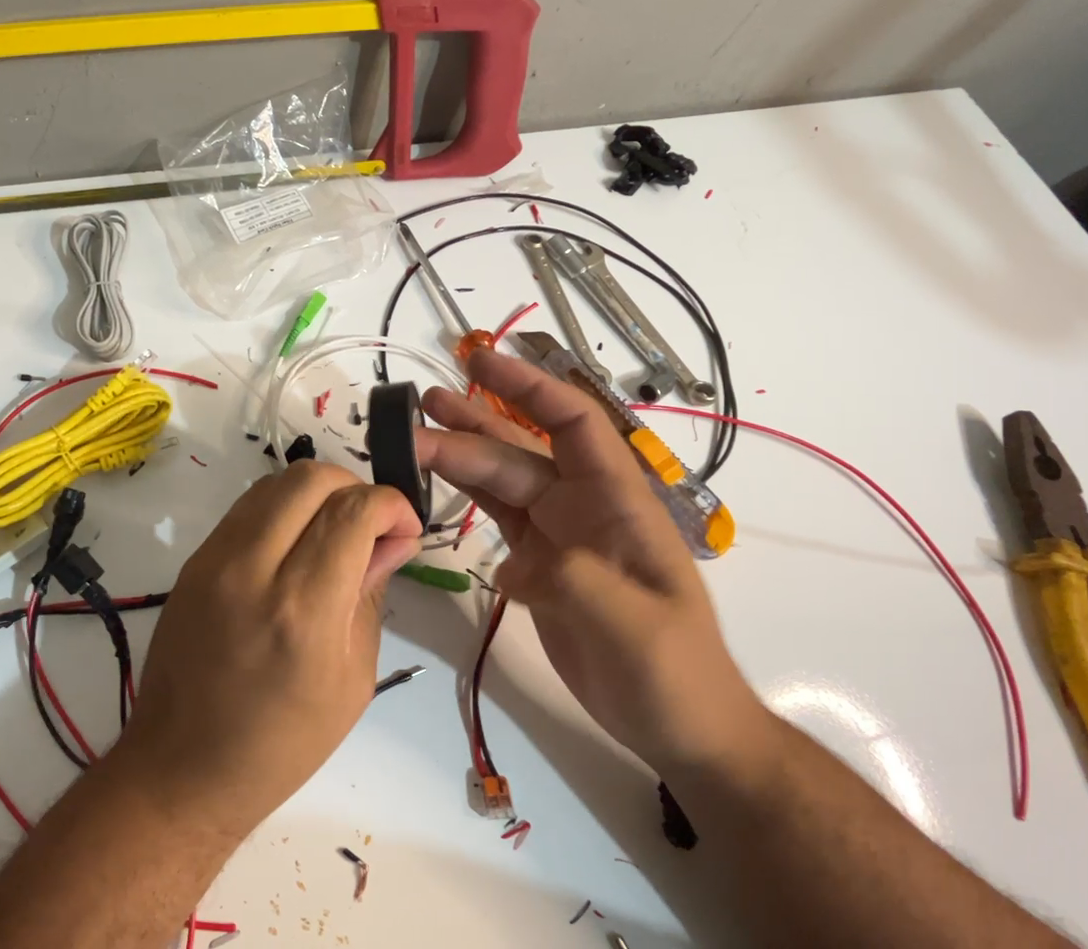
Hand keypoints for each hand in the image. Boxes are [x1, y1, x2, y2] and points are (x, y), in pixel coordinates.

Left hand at [107, 460, 421, 837]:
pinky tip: (295, 547)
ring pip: (274, 484)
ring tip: (334, 533)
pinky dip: (281, 511)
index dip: (391, 505)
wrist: (181, 766)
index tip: (406, 529)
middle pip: (310, 478)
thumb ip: (369, 594)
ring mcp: (213, 560)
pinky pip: (246, 510)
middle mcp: (253, 569)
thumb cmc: (281, 744)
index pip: (353, 512)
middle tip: (371, 527)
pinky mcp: (192, 562)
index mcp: (303, 610)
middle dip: (354, 486)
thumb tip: (393, 539)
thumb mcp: (351, 679)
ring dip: (315, 494)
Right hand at [415, 349, 771, 773]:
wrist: (677, 724)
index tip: (479, 364)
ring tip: (410, 438)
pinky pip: (498, 521)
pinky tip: (433, 492)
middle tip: (413, 412)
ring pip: (502, 483)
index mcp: (618, 503)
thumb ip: (582, 582)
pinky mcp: (540, 568)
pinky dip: (466, 502)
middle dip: (469, 428)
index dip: (529, 388)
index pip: (573, 424)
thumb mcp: (636, 627)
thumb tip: (518, 562)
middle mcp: (584, 508)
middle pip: (519, 453)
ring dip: (459, 458)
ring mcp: (560, 537)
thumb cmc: (674, 671)